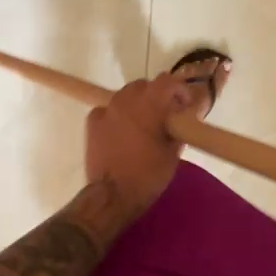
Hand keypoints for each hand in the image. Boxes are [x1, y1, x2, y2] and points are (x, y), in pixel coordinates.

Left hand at [85, 75, 190, 210]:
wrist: (113, 195)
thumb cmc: (148, 175)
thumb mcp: (172, 154)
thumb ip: (176, 130)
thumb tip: (178, 122)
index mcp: (149, 105)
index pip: (167, 81)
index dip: (179, 89)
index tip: (184, 104)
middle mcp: (126, 101)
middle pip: (144, 85)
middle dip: (156, 95)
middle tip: (164, 114)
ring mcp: (106, 110)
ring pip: (124, 95)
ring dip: (136, 103)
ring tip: (142, 123)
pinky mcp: (92, 123)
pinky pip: (106, 110)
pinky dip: (115, 115)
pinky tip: (119, 130)